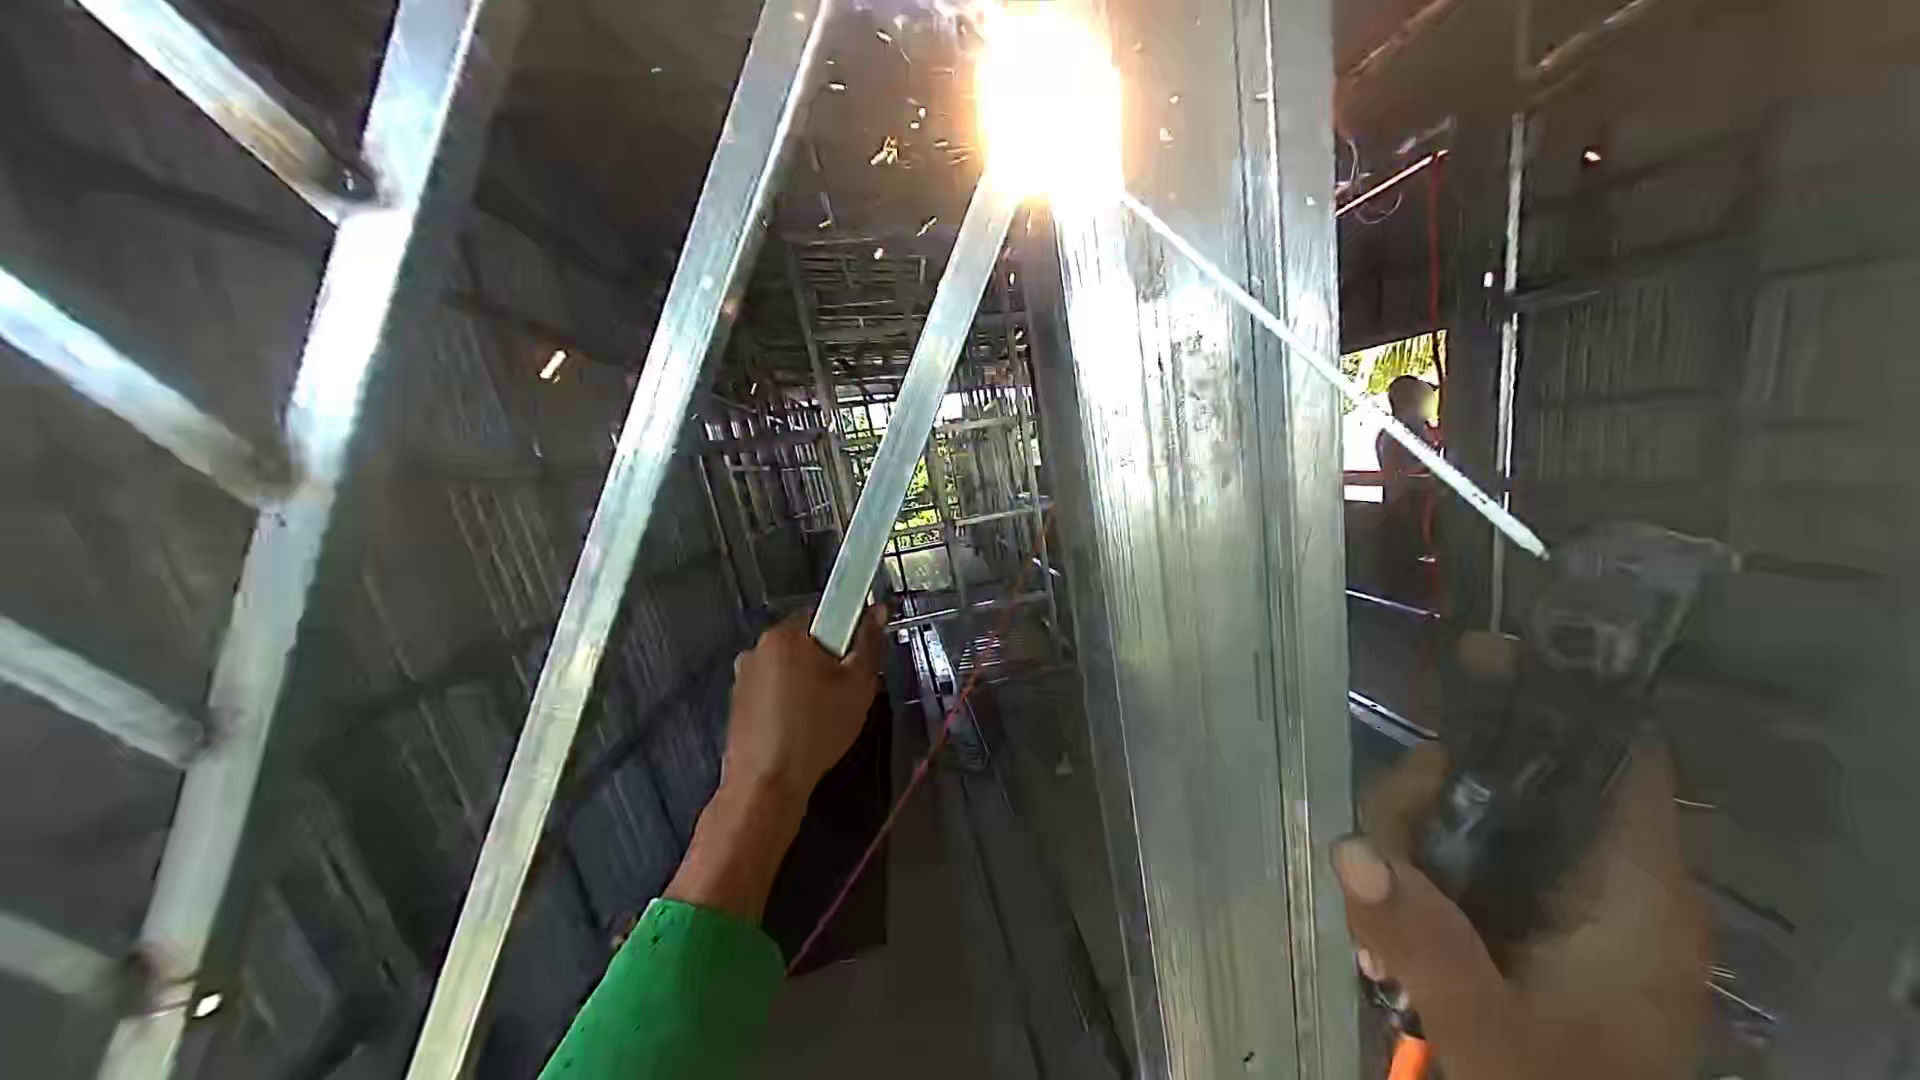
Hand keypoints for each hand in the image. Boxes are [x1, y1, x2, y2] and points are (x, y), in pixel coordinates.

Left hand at [665, 606, 882, 921]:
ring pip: (788, 666)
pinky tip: (801, 727)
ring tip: (824, 714)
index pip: (824, 612)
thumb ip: (868, 643)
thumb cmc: (817, 728)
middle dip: (827, 658)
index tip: (855, 658)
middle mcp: (758, 647)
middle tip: (846, 689)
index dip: (846, 632)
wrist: (767, 784)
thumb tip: (877, 609)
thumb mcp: (858, 685)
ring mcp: (743, 676)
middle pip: (805, 640)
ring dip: (807, 680)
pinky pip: (773, 688)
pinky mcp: (738, 702)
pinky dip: (788, 700)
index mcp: (785, 634)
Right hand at [1333, 640, 1707, 1079]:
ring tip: (1376, 927)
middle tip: (1384, 850)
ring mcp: (1540, 890)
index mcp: (1629, 891)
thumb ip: (1429, 948)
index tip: (1478, 657)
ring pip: (1453, 812)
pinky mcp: (1502, 909)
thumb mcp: (1494, 1038)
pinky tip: (1382, 929)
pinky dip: (1400, 874)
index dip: (1556, 698)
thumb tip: (1349, 850)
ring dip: (1397, 845)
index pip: (1615, 759)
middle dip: (1422, 797)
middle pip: (1499, 776)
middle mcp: (1590, 873)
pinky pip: (1439, 853)